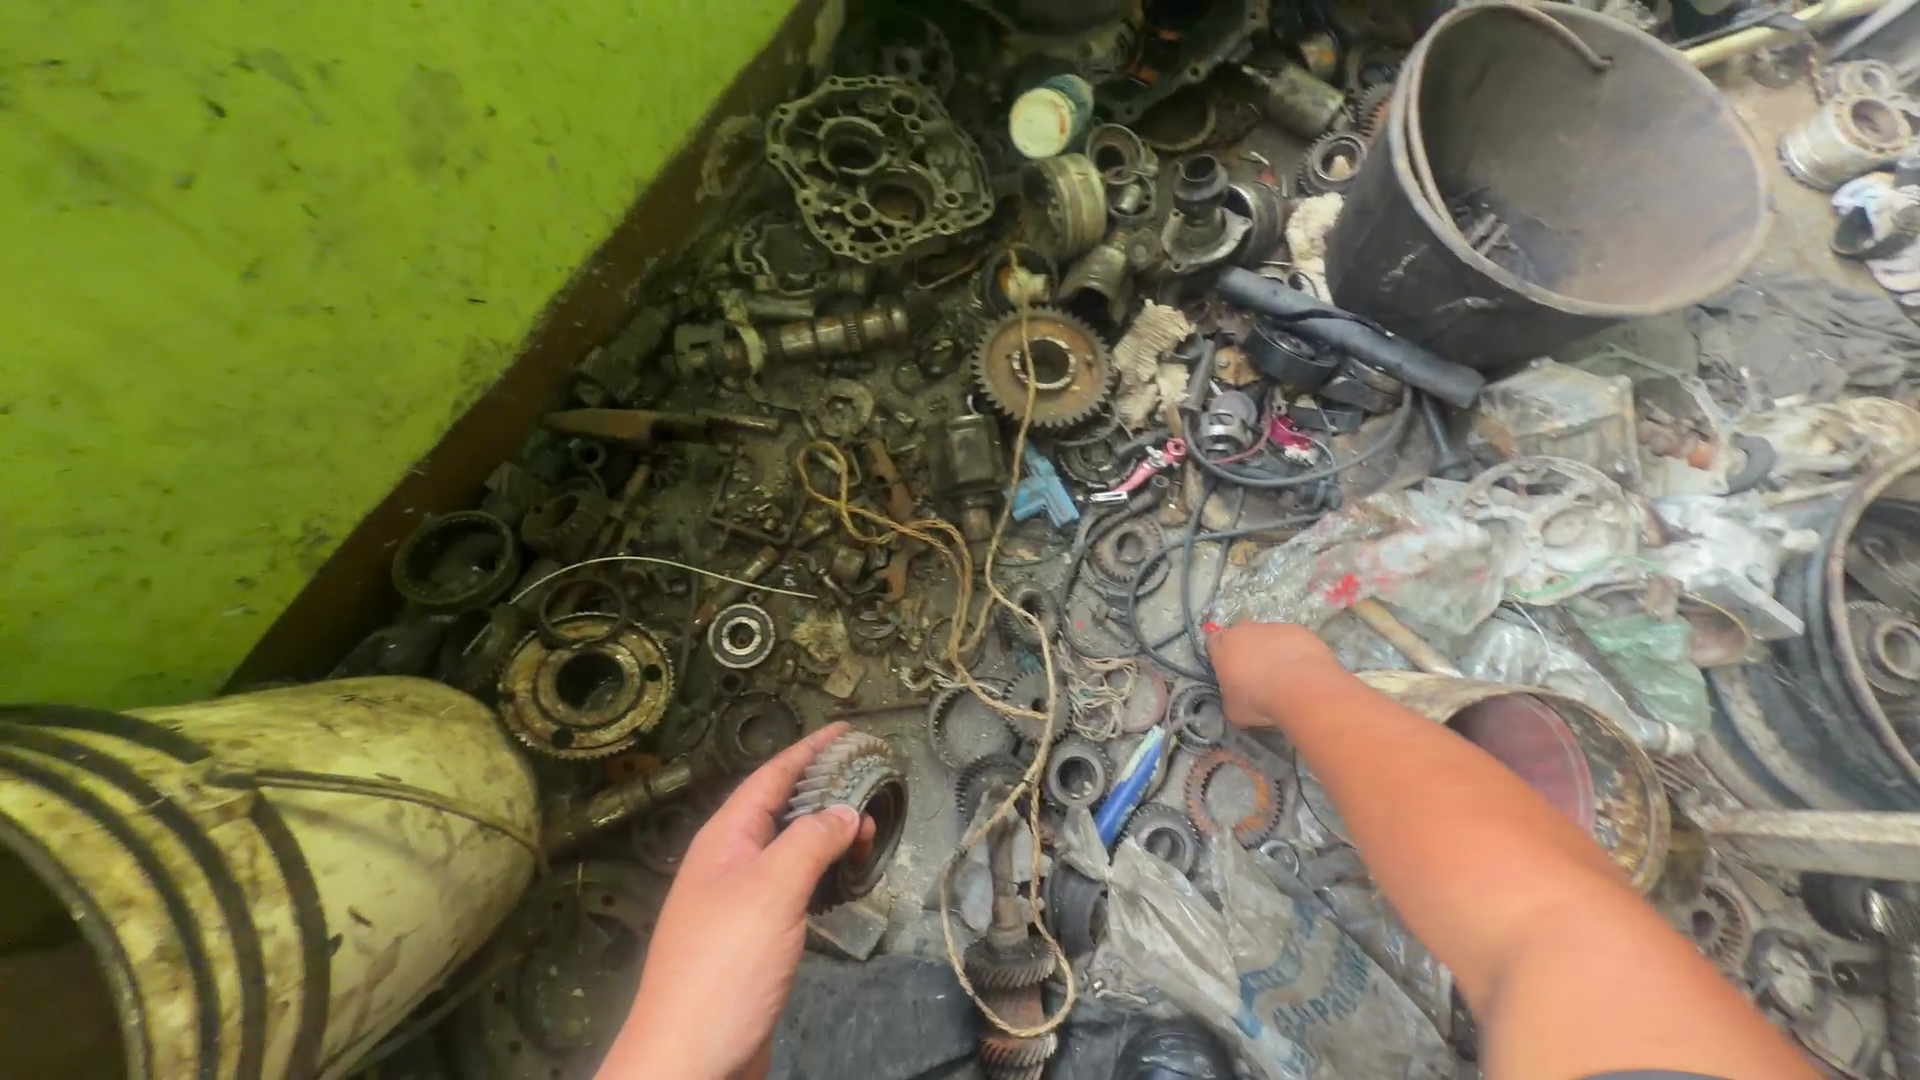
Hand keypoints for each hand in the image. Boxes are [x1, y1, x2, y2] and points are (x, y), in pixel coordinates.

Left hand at [600, 722, 875, 1079]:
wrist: (688, 1061)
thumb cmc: (726, 963)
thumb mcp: (772, 890)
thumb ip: (811, 841)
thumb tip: (847, 811)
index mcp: (725, 838)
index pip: (771, 776)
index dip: (809, 750)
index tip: (846, 729)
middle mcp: (730, 861)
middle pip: (781, 808)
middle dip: (824, 788)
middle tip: (871, 778)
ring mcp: (740, 900)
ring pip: (790, 848)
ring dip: (828, 831)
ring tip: (870, 827)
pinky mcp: (755, 936)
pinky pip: (794, 884)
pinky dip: (823, 871)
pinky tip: (844, 877)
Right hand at [1207, 622, 1340, 730]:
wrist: (1301, 688)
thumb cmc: (1258, 700)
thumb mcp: (1233, 710)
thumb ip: (1229, 698)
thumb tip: (1234, 699)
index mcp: (1222, 647)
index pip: (1212, 642)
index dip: (1220, 654)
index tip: (1228, 669)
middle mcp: (1244, 630)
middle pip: (1241, 635)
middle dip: (1246, 649)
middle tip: (1256, 673)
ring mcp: (1272, 627)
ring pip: (1268, 636)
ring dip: (1272, 651)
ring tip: (1284, 676)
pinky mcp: (1298, 629)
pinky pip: (1292, 640)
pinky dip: (1294, 651)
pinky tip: (1302, 671)